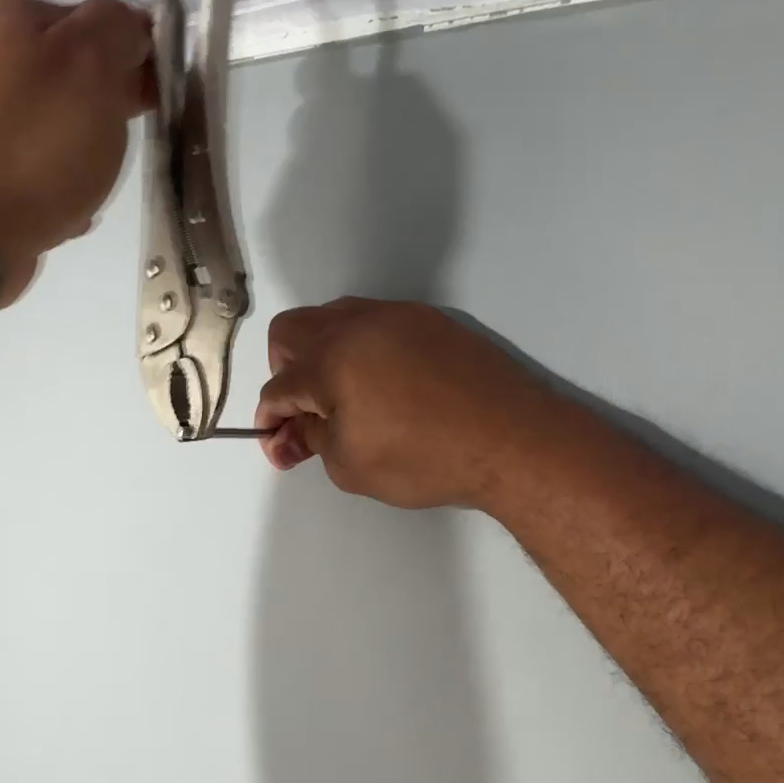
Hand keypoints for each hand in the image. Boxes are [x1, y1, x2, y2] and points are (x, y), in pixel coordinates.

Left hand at [0, 0, 154, 305]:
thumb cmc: (36, 146)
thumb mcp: (92, 64)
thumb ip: (119, 29)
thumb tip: (129, 32)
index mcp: (16, 21)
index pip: (100, 21)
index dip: (140, 56)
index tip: (161, 98)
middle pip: (81, 79)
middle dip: (112, 112)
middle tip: (129, 142)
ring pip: (65, 131)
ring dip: (90, 157)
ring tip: (95, 183)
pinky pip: (45, 175)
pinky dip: (64, 191)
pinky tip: (71, 212)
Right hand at [255, 298, 552, 509]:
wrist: (513, 441)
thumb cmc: (425, 460)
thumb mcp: (350, 465)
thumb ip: (310, 441)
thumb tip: (288, 433)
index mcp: (331, 360)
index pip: (278, 385)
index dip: (270, 419)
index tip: (280, 445)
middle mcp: (357, 325)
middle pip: (292, 332)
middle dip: (285, 371)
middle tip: (306, 410)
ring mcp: (396, 317)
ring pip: (334, 318)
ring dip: (322, 353)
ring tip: (344, 397)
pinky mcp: (430, 320)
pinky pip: (377, 323)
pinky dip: (363, 349)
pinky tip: (386, 385)